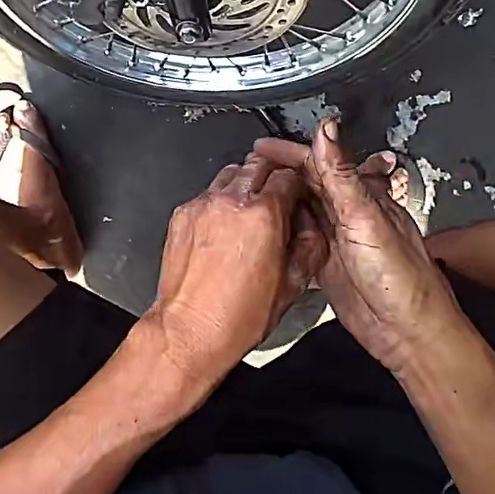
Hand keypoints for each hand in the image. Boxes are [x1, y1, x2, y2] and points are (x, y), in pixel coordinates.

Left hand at [146, 154, 326, 382]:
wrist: (190, 330)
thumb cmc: (237, 315)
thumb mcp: (293, 286)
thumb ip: (309, 247)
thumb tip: (312, 227)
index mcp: (264, 215)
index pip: (288, 175)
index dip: (297, 184)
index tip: (297, 194)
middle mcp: (232, 202)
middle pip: (259, 163)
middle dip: (271, 174)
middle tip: (276, 192)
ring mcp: (204, 204)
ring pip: (230, 173)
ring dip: (244, 184)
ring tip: (248, 210)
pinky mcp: (183, 213)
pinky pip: (207, 193)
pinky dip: (219, 201)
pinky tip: (223, 227)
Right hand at [254, 120, 469, 373]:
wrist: (408, 334)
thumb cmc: (401, 278)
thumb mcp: (364, 217)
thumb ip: (340, 174)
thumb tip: (328, 128)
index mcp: (361, 195)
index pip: (319, 162)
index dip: (289, 152)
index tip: (262, 147)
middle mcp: (348, 214)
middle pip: (308, 184)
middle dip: (279, 174)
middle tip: (249, 170)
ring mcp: (337, 240)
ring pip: (302, 211)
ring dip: (279, 201)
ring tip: (251, 196)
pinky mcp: (327, 265)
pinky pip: (299, 241)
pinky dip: (283, 234)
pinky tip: (267, 233)